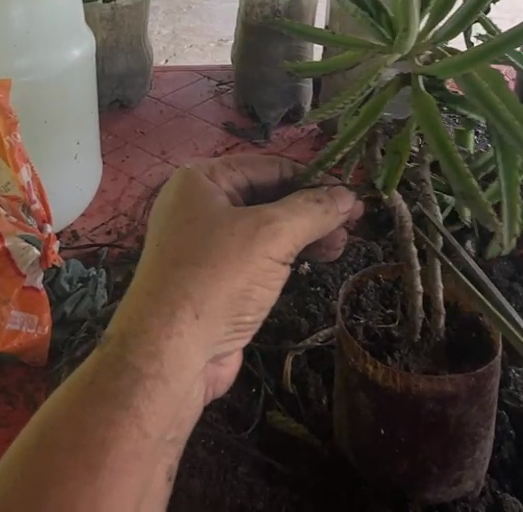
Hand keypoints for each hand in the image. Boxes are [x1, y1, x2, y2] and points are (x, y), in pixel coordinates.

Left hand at [106, 155, 361, 400]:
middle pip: (268, 196)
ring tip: (341, 247)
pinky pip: (257, 255)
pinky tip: (313, 262)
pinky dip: (286, 255)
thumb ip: (312, 210)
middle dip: (311, 210)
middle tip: (353, 226)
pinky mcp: (214, 277)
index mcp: (202, 179)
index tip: (353, 196)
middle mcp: (200, 204)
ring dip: (304, 234)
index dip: (313, 179)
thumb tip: (348, 194)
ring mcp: (205, 242)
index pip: (269, 167)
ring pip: (265, 228)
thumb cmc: (217, 279)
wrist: (169, 355)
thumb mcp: (270, 235)